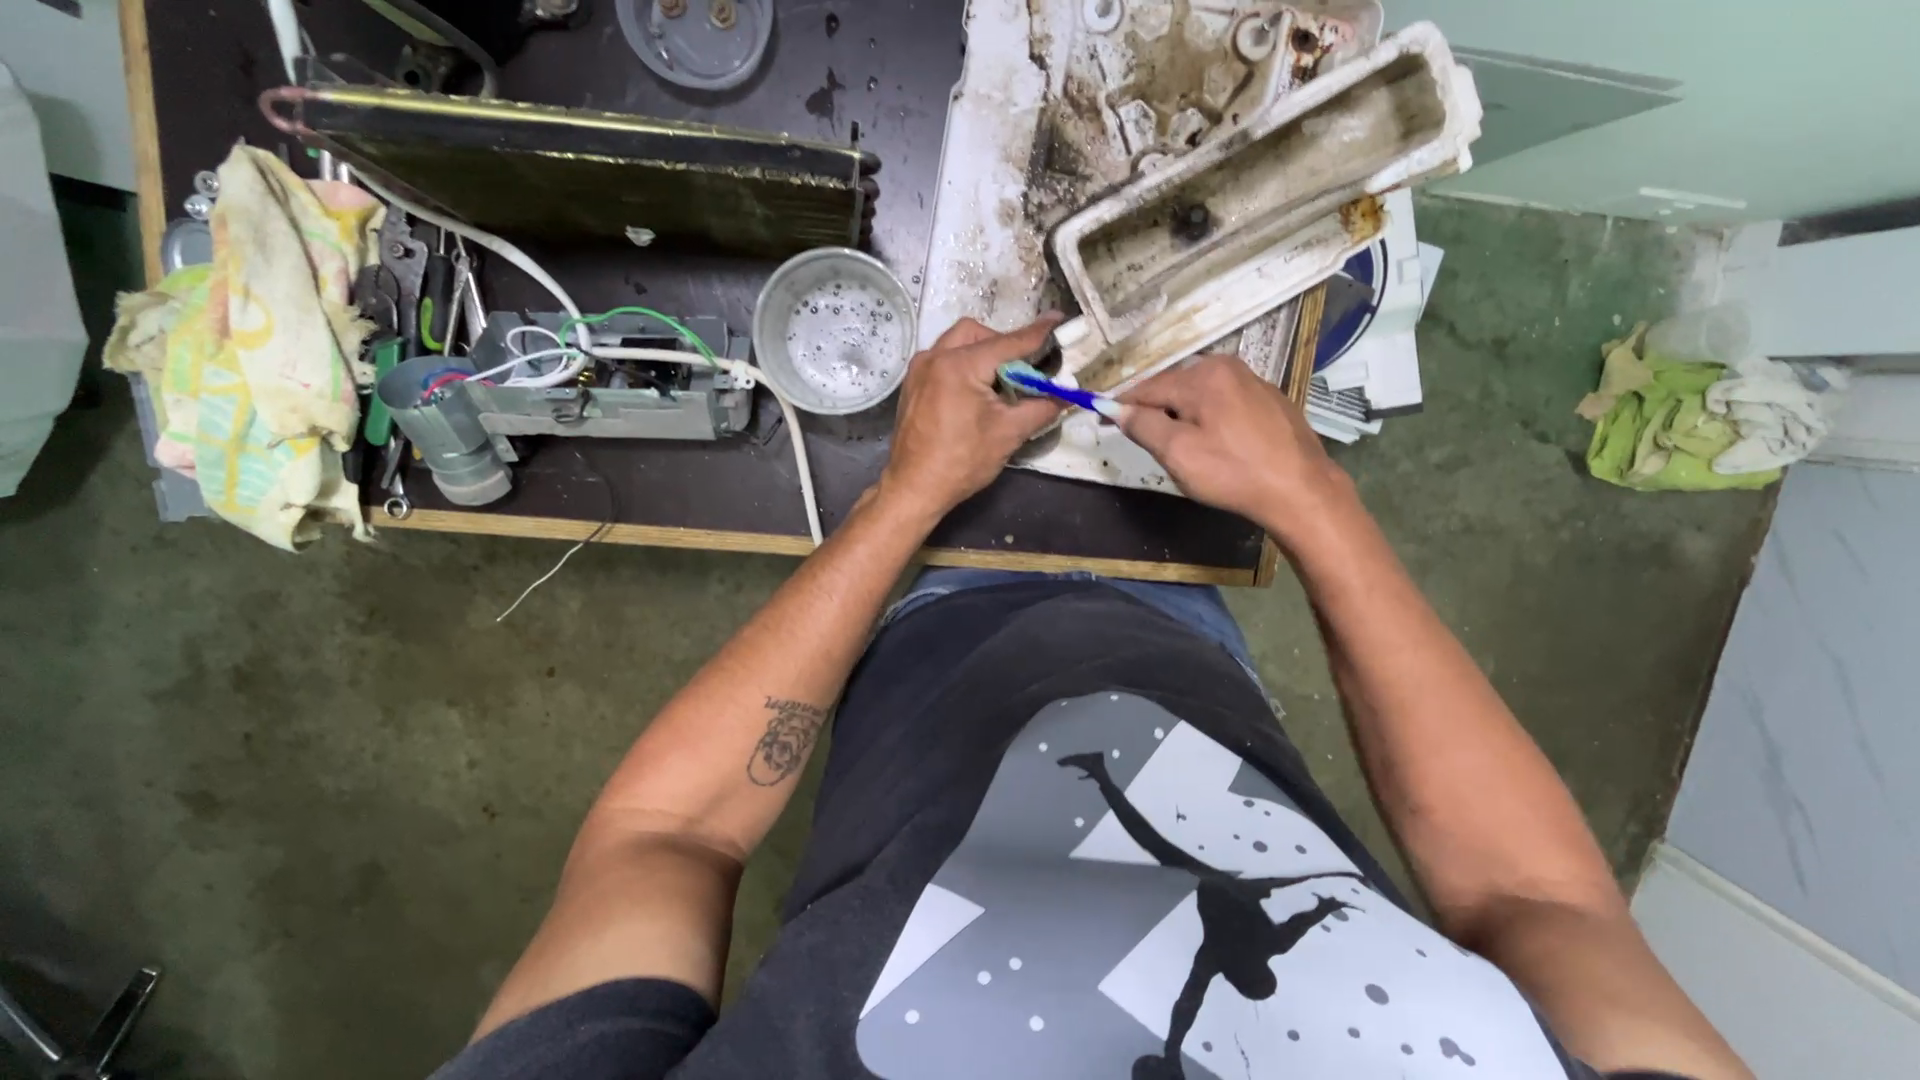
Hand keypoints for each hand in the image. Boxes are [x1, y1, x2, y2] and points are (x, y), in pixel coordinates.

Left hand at [877, 316, 1064, 520]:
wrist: (914, 488)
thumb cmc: (961, 462)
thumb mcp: (1009, 433)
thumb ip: (1041, 407)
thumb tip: (1066, 395)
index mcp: (958, 365)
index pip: (1008, 343)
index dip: (1038, 334)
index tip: (1060, 321)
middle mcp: (934, 357)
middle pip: (977, 334)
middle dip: (1004, 345)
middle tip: (1023, 370)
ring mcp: (919, 370)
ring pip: (957, 344)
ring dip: (983, 354)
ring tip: (1001, 382)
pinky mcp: (913, 384)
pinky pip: (943, 360)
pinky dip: (964, 365)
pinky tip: (977, 392)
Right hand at [1119, 354, 1346, 537]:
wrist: (1301, 490)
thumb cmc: (1233, 473)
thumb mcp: (1177, 453)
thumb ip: (1143, 426)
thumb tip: (1117, 408)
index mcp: (1202, 376)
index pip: (1147, 386)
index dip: (1121, 404)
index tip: (1100, 418)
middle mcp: (1227, 367)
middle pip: (1174, 386)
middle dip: (1155, 410)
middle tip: (1145, 442)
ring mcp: (1253, 381)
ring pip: (1200, 394)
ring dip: (1182, 414)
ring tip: (1180, 446)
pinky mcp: (1270, 400)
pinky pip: (1224, 402)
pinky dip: (1209, 417)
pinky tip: (1215, 443)